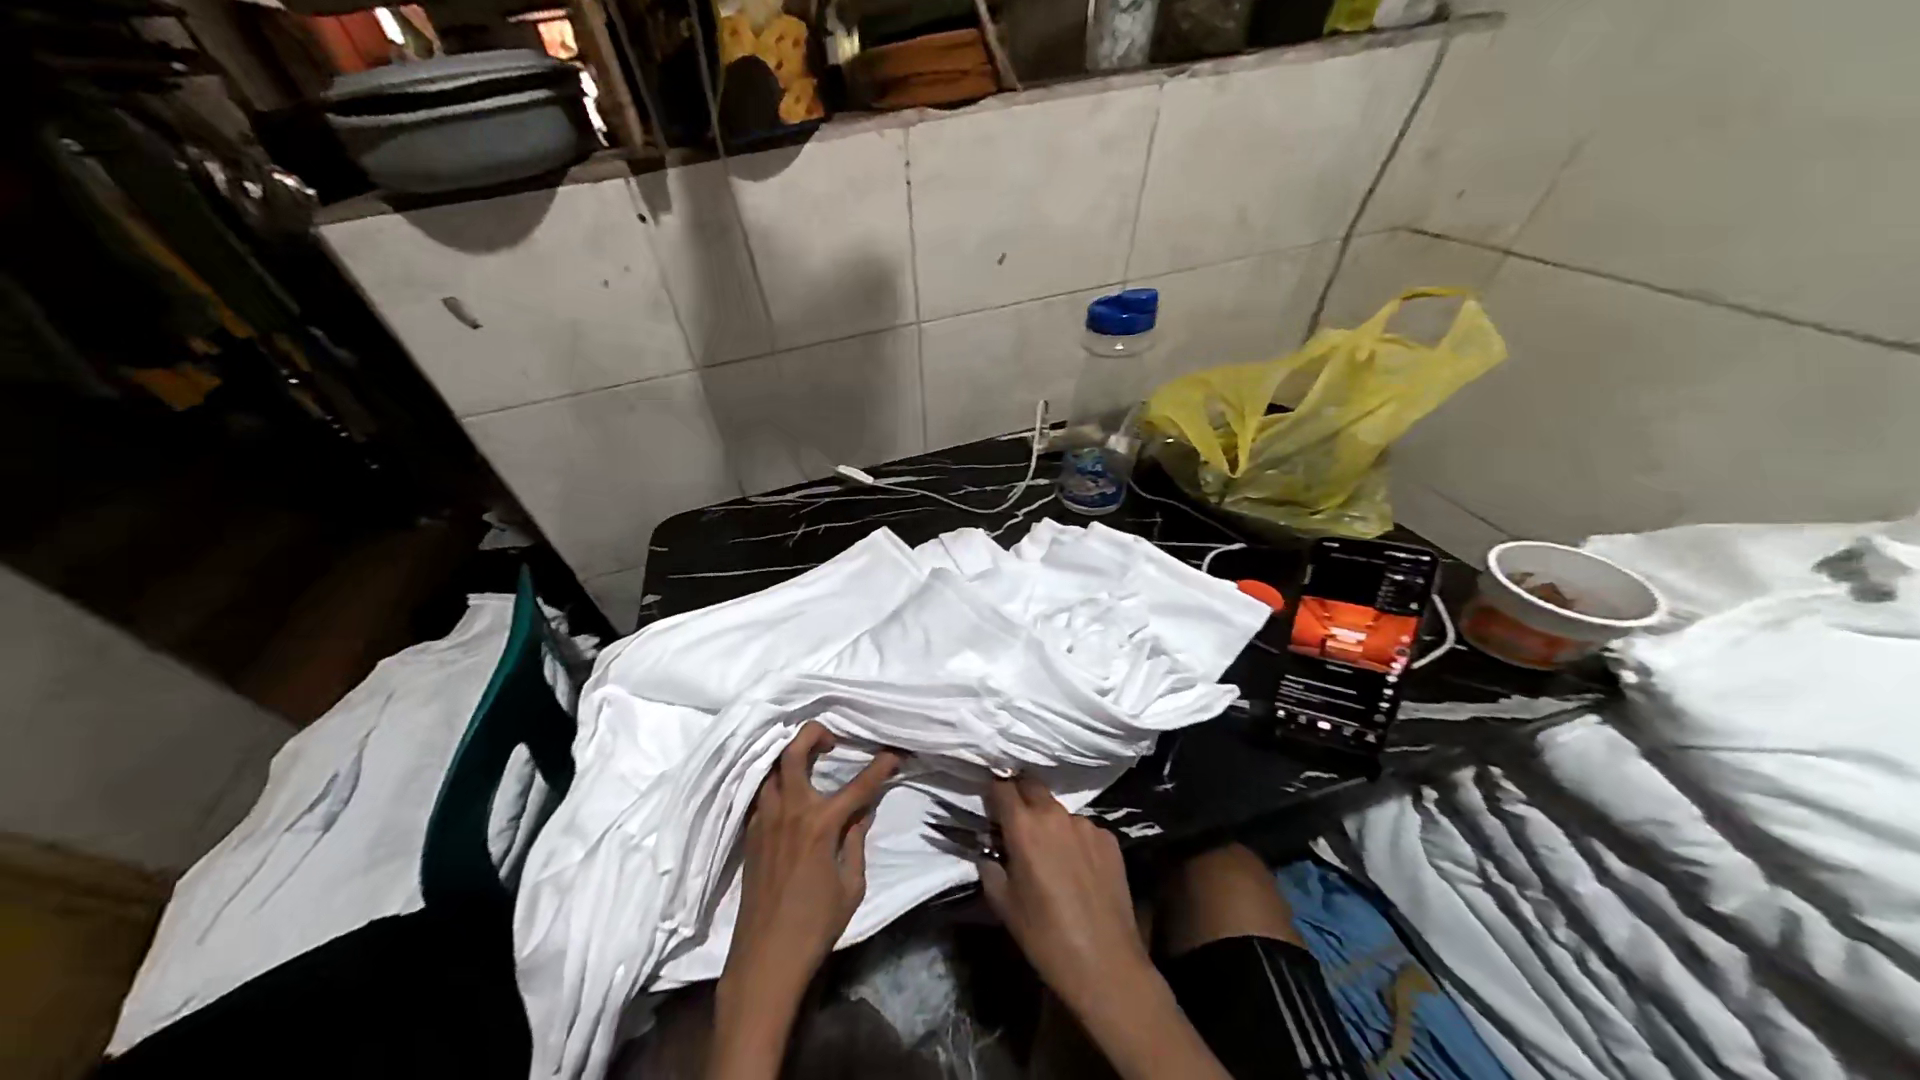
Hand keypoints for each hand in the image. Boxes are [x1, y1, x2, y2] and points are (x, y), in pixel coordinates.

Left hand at [709, 723, 899, 1079]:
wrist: (765, 956)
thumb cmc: (816, 924)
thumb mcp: (851, 885)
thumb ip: (855, 840)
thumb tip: (861, 812)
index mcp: (820, 824)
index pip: (858, 786)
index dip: (880, 767)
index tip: (894, 754)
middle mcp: (790, 811)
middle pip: (793, 754)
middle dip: (813, 735)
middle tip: (831, 738)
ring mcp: (764, 820)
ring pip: (771, 770)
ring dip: (790, 756)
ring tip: (809, 760)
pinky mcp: (749, 834)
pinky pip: (761, 794)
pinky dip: (776, 783)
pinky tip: (789, 793)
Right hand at [980, 776, 1230, 1079]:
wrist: (1105, 963)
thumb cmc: (1044, 936)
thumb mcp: (1003, 904)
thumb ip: (990, 866)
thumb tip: (989, 850)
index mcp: (1024, 827)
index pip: (1001, 787)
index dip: (992, 792)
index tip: (988, 803)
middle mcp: (1055, 816)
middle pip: (1032, 786)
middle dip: (1019, 795)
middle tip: (1014, 820)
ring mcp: (1086, 825)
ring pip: (1059, 810)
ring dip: (1048, 821)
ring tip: (1049, 852)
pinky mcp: (1110, 839)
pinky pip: (1083, 829)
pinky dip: (1073, 839)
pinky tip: (1076, 868)